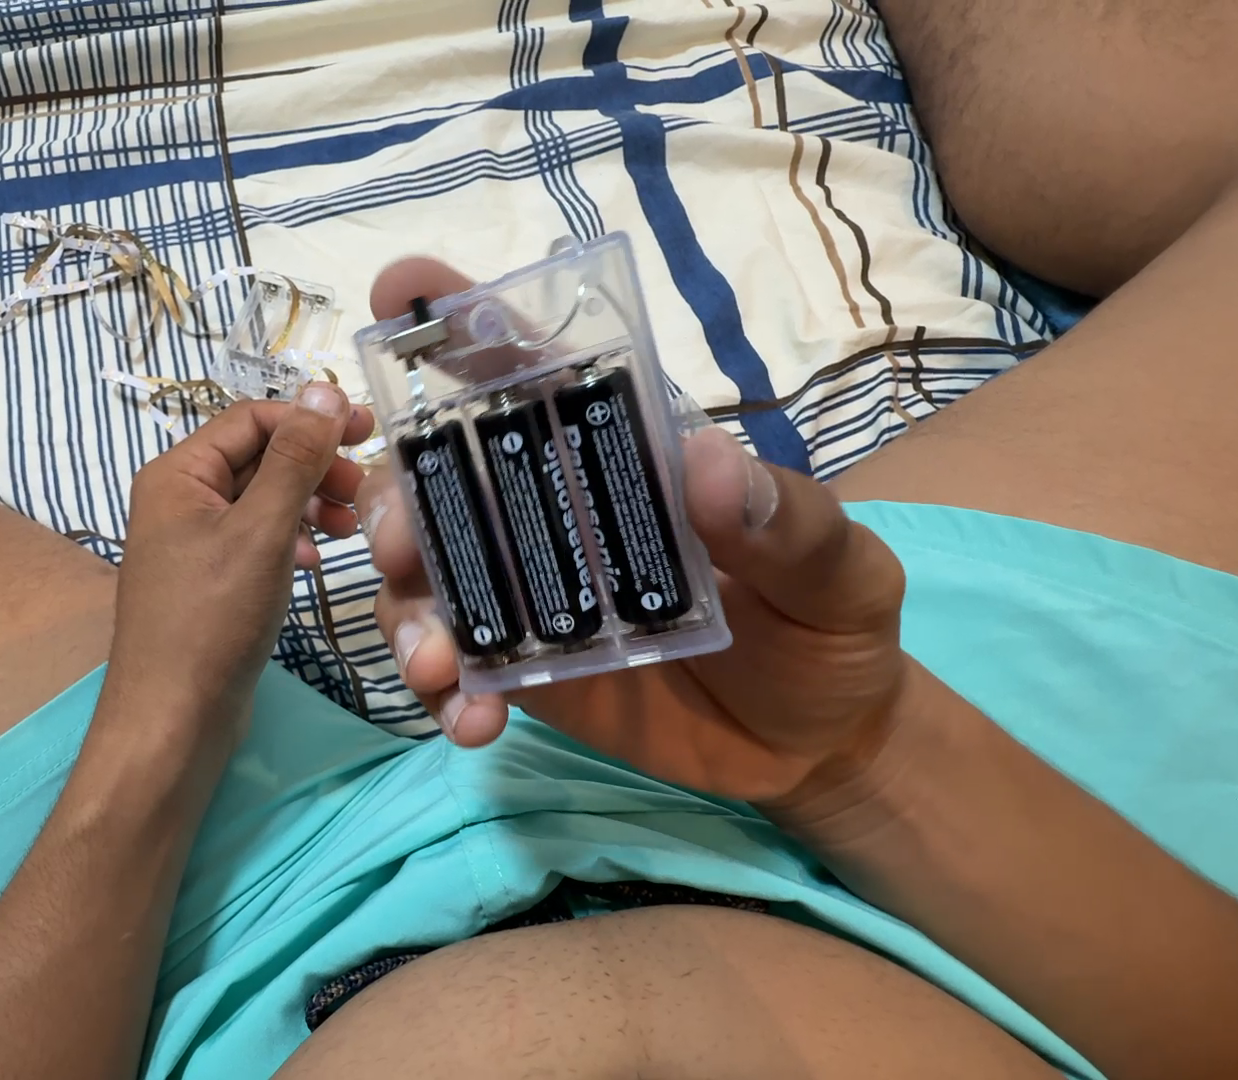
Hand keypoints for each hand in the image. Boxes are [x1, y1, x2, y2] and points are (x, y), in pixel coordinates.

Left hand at [108, 385, 375, 741]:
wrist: (174, 718)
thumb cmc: (213, 619)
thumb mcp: (261, 531)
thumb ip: (294, 459)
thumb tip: (324, 391)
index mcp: (178, 473)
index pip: (251, 419)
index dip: (310, 420)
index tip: (367, 433)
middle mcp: (180, 498)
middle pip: (258, 457)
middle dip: (313, 467)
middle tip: (362, 493)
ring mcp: (194, 541)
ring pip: (262, 500)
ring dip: (308, 504)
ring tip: (348, 529)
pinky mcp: (211, 577)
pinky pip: (257, 538)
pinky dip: (291, 539)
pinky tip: (315, 560)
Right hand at [360, 259, 909, 803]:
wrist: (807, 745)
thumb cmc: (827, 633)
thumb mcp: (842, 573)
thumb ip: (790, 522)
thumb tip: (706, 460)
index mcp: (611, 460)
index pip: (528, 373)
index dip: (459, 324)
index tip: (398, 290)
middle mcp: (543, 514)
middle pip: (435, 483)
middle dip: (395, 502)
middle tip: (401, 545)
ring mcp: (519, 592)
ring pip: (419, 577)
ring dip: (405, 610)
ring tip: (435, 662)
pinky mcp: (511, 664)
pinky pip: (448, 667)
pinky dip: (443, 691)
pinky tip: (471, 721)